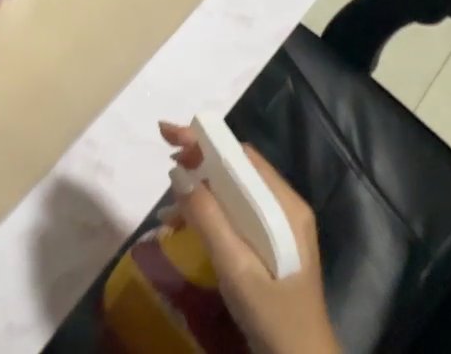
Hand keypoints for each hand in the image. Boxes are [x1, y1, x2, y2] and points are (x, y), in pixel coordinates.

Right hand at [159, 122, 339, 353]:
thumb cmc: (273, 315)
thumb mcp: (236, 268)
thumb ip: (208, 218)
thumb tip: (179, 173)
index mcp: (284, 208)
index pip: (241, 156)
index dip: (204, 141)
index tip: (168, 135)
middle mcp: (284, 208)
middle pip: (236, 169)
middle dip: (197, 162)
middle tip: (166, 168)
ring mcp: (278, 226)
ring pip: (232, 190)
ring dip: (199, 191)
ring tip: (169, 210)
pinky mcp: (269, 243)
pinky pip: (234, 212)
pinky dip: (207, 212)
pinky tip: (183, 227)